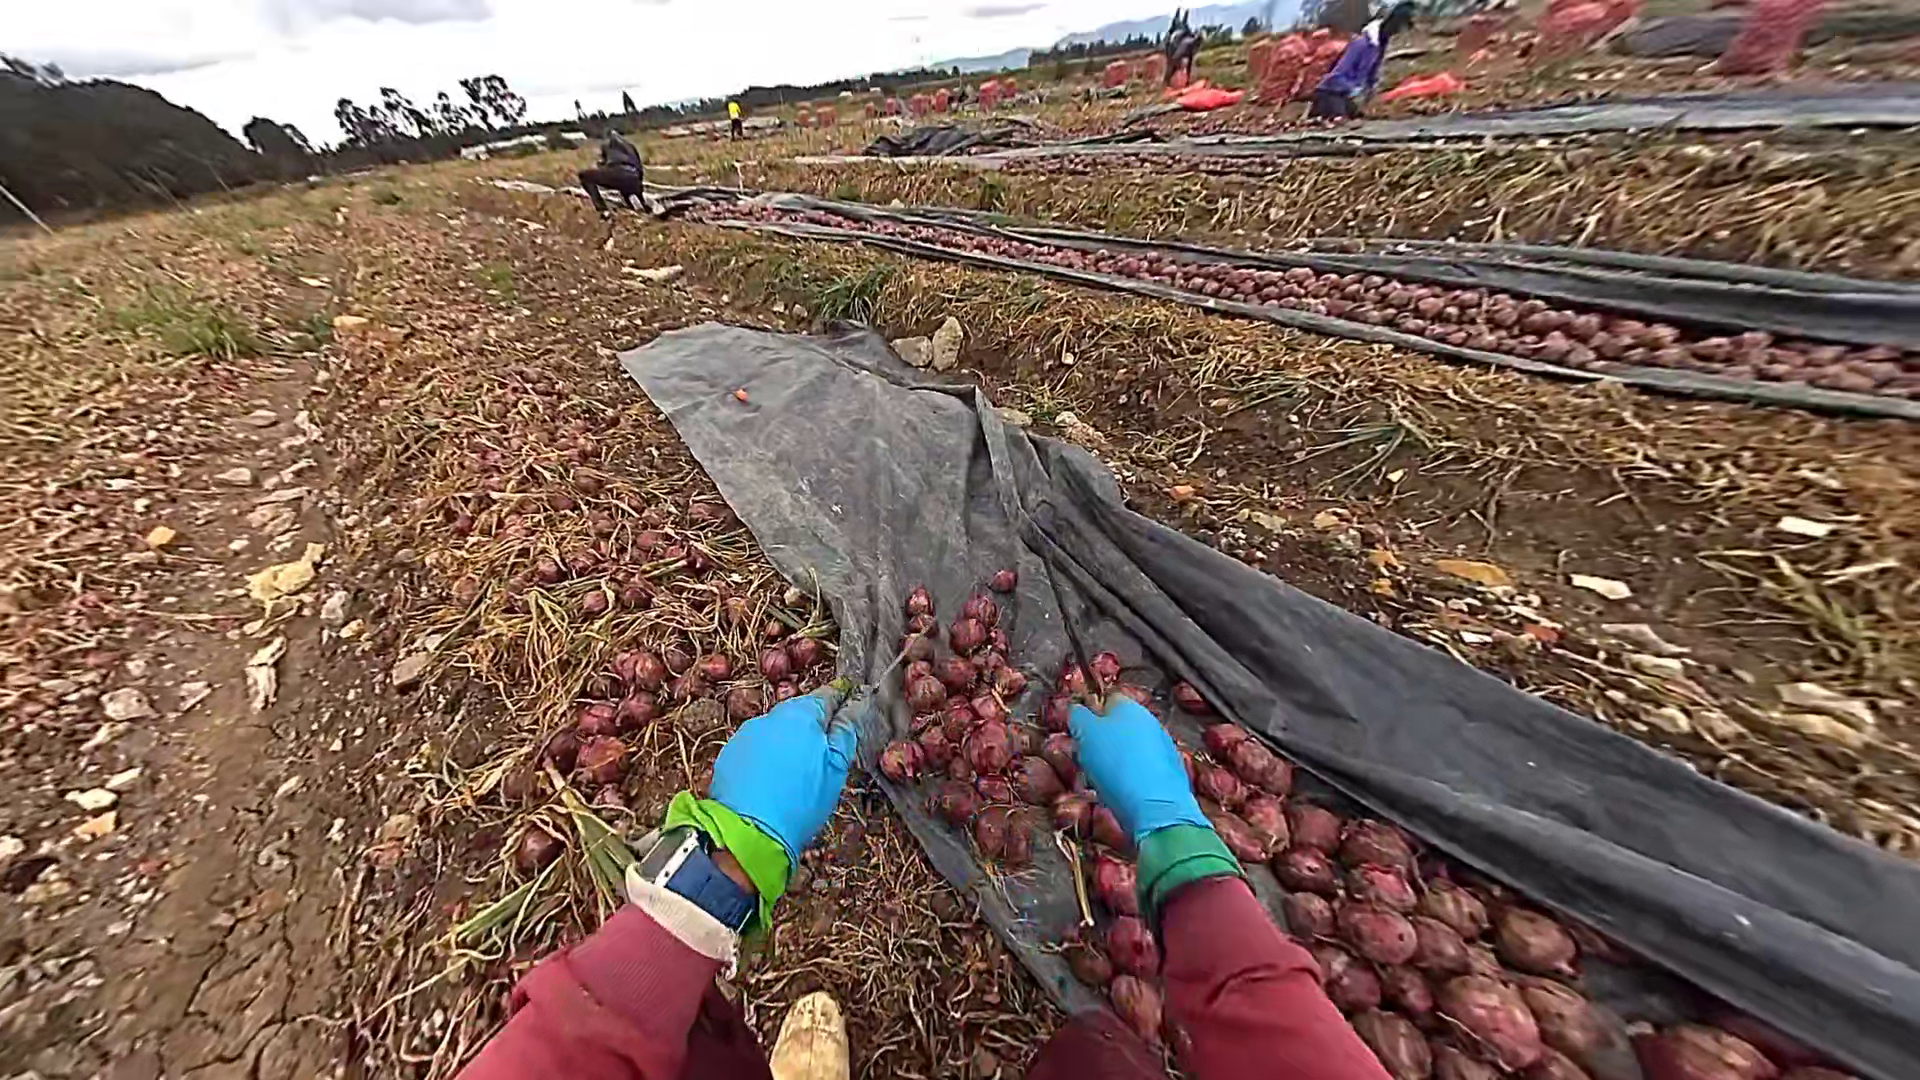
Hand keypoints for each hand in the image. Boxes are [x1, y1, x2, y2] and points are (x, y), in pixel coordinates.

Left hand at [710, 693, 858, 867]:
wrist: (748, 835)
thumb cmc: (801, 801)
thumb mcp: (836, 766)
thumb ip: (847, 729)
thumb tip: (858, 702)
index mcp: (802, 713)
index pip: (829, 694)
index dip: (844, 699)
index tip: (852, 707)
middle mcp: (772, 716)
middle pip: (802, 711)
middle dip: (816, 724)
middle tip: (828, 749)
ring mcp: (747, 734)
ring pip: (779, 729)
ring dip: (791, 740)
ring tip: (800, 769)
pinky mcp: (730, 755)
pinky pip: (758, 746)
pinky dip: (770, 755)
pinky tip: (774, 779)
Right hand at [1069, 694, 1208, 842]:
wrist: (1157, 810)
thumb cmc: (1117, 765)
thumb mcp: (1085, 734)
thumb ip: (1078, 716)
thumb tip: (1077, 710)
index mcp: (1130, 707)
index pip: (1106, 700)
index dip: (1090, 716)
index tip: (1080, 734)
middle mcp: (1150, 722)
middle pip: (1118, 726)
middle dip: (1101, 741)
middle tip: (1087, 759)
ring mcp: (1163, 748)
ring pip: (1129, 749)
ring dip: (1115, 761)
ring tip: (1102, 780)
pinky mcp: (1170, 774)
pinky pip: (1142, 770)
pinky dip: (1130, 779)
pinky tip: (1122, 793)